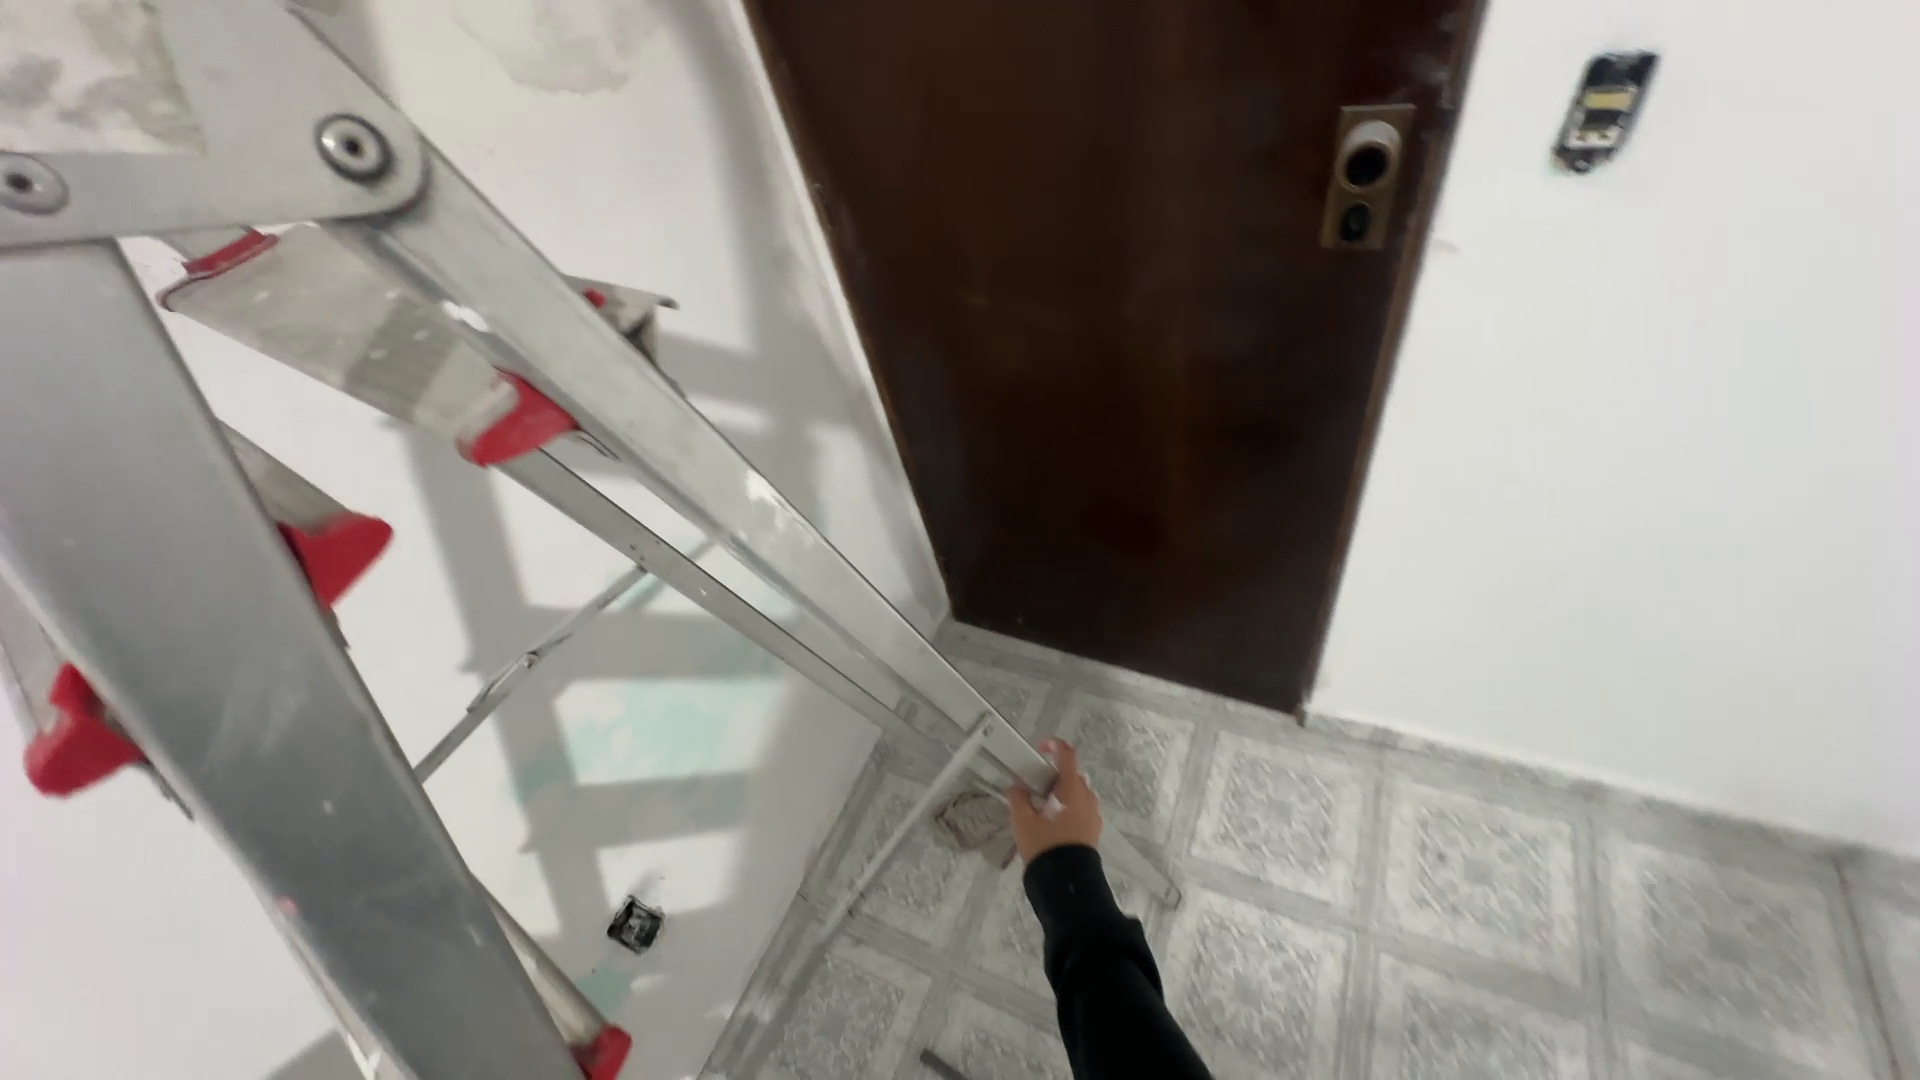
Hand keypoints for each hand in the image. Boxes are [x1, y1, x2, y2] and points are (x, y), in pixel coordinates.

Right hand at [1006, 738, 1101, 861]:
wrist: (1067, 881)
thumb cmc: (1044, 844)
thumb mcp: (1023, 821)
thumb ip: (1018, 798)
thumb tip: (1018, 788)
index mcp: (1071, 788)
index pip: (1067, 754)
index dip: (1054, 745)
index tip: (1040, 749)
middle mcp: (1087, 796)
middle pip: (1071, 775)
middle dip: (1054, 777)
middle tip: (1035, 789)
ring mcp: (1093, 813)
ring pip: (1077, 793)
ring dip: (1062, 794)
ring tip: (1043, 810)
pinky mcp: (1094, 829)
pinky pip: (1081, 809)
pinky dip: (1069, 808)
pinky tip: (1054, 825)